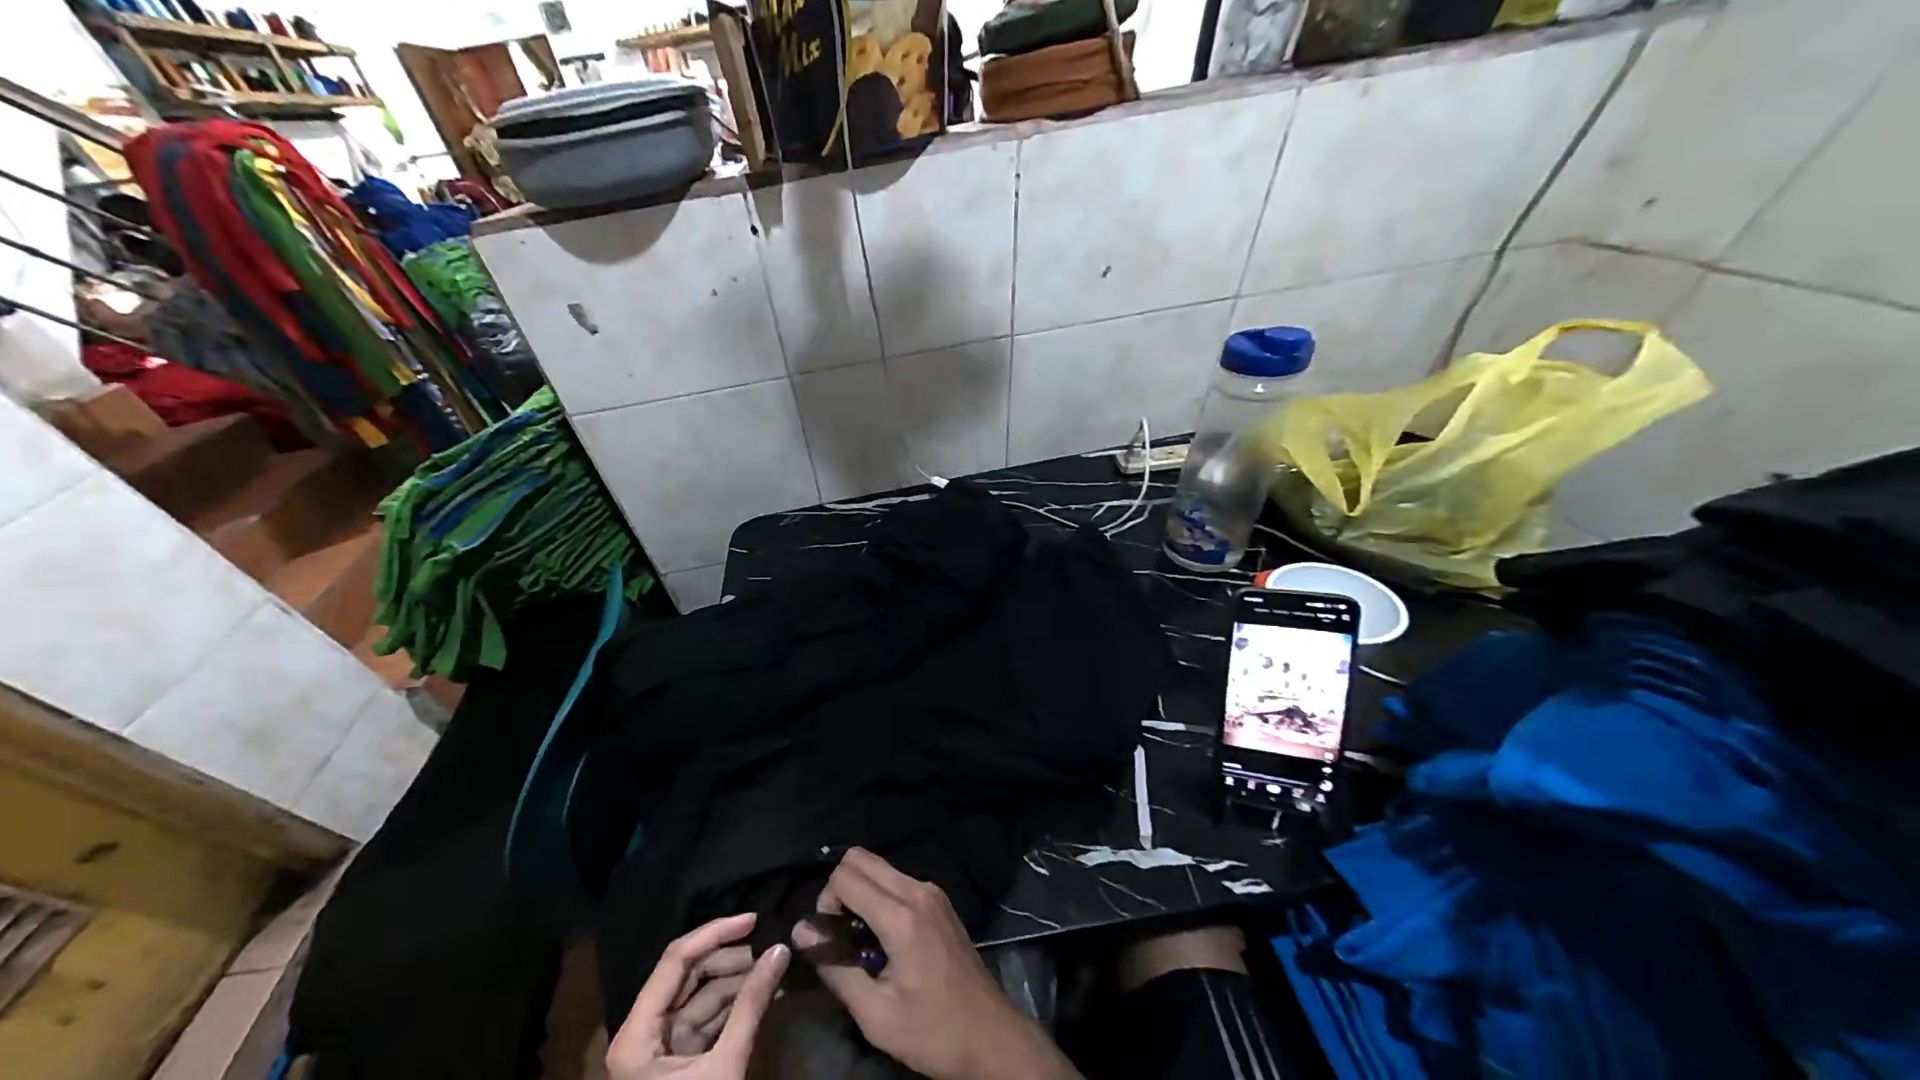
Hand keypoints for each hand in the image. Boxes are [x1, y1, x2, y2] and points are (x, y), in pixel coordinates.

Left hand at [607, 913, 789, 1079]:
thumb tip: (780, 950)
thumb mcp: (724, 1066)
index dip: (715, 933)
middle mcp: (642, 1033)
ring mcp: (659, 1049)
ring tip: (771, 972)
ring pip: (698, 996)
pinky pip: (705, 1019)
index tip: (754, 919)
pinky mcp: (677, 1063)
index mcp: (637, 1034)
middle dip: (729, 959)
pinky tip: (762, 994)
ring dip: (735, 981)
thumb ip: (751, 1005)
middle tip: (768, 951)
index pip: (675, 960)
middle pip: (686, 976)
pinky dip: (733, 1005)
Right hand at [794, 848, 1079, 1079]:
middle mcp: (918, 891)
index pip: (846, 876)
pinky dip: (879, 896)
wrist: (991, 1036)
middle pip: (861, 858)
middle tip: (840, 935)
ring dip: (860, 892)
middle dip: (840, 889)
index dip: (826, 903)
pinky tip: (883, 938)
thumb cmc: (932, 1032)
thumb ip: (835, 968)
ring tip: (860, 941)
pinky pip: (897, 880)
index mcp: (902, 916)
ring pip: (880, 867)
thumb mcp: (875, 1015)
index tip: (829, 940)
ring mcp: (933, 892)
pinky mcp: (940, 900)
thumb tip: (802, 931)